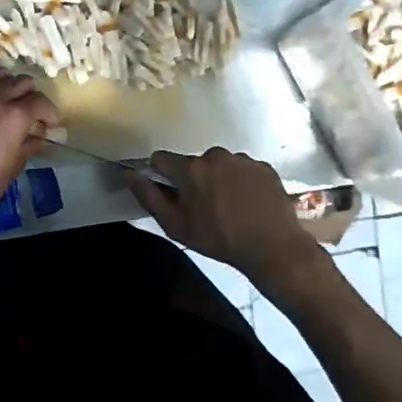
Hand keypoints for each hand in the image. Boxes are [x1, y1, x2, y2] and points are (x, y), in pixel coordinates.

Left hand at [0, 68, 58, 228]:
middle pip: (21, 81)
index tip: (51, 124)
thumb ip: (30, 144)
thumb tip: (40, 137)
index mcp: (15, 115)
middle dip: (31, 95)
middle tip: (32, 113)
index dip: (50, 113)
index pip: (41, 101)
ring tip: (9, 102)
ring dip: (9, 85)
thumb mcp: (16, 164)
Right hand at [128, 147, 320, 282]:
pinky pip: (244, 170)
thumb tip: (129, 174)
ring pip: (221, 166)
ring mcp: (244, 159)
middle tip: (205, 209)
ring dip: (220, 180)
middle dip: (195, 180)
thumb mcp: (175, 225)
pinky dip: (242, 183)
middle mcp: (217, 155)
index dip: (161, 176)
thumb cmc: (218, 239)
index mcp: (192, 167)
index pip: (162, 159)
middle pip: (194, 163)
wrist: (272, 246)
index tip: (172, 195)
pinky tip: (249, 205)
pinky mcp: (265, 167)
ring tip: (231, 209)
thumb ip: (149, 197)